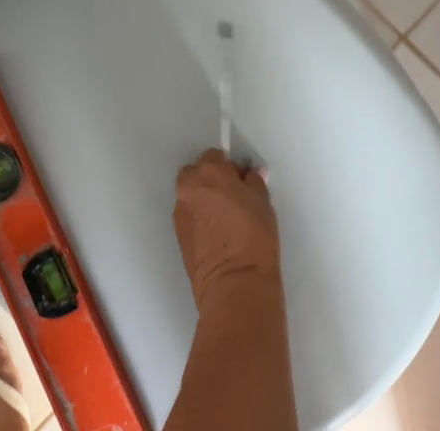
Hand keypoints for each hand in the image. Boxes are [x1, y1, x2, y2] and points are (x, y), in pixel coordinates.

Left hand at [172, 149, 280, 307]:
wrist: (234, 283)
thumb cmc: (254, 237)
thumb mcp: (263, 203)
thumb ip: (253, 183)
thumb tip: (249, 175)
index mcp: (210, 172)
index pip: (215, 156)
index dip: (228, 167)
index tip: (240, 182)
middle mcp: (189, 186)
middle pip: (195, 172)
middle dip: (209, 179)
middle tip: (230, 197)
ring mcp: (180, 209)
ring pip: (189, 194)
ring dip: (201, 198)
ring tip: (221, 218)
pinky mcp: (177, 232)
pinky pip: (187, 214)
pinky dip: (197, 216)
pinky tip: (213, 233)